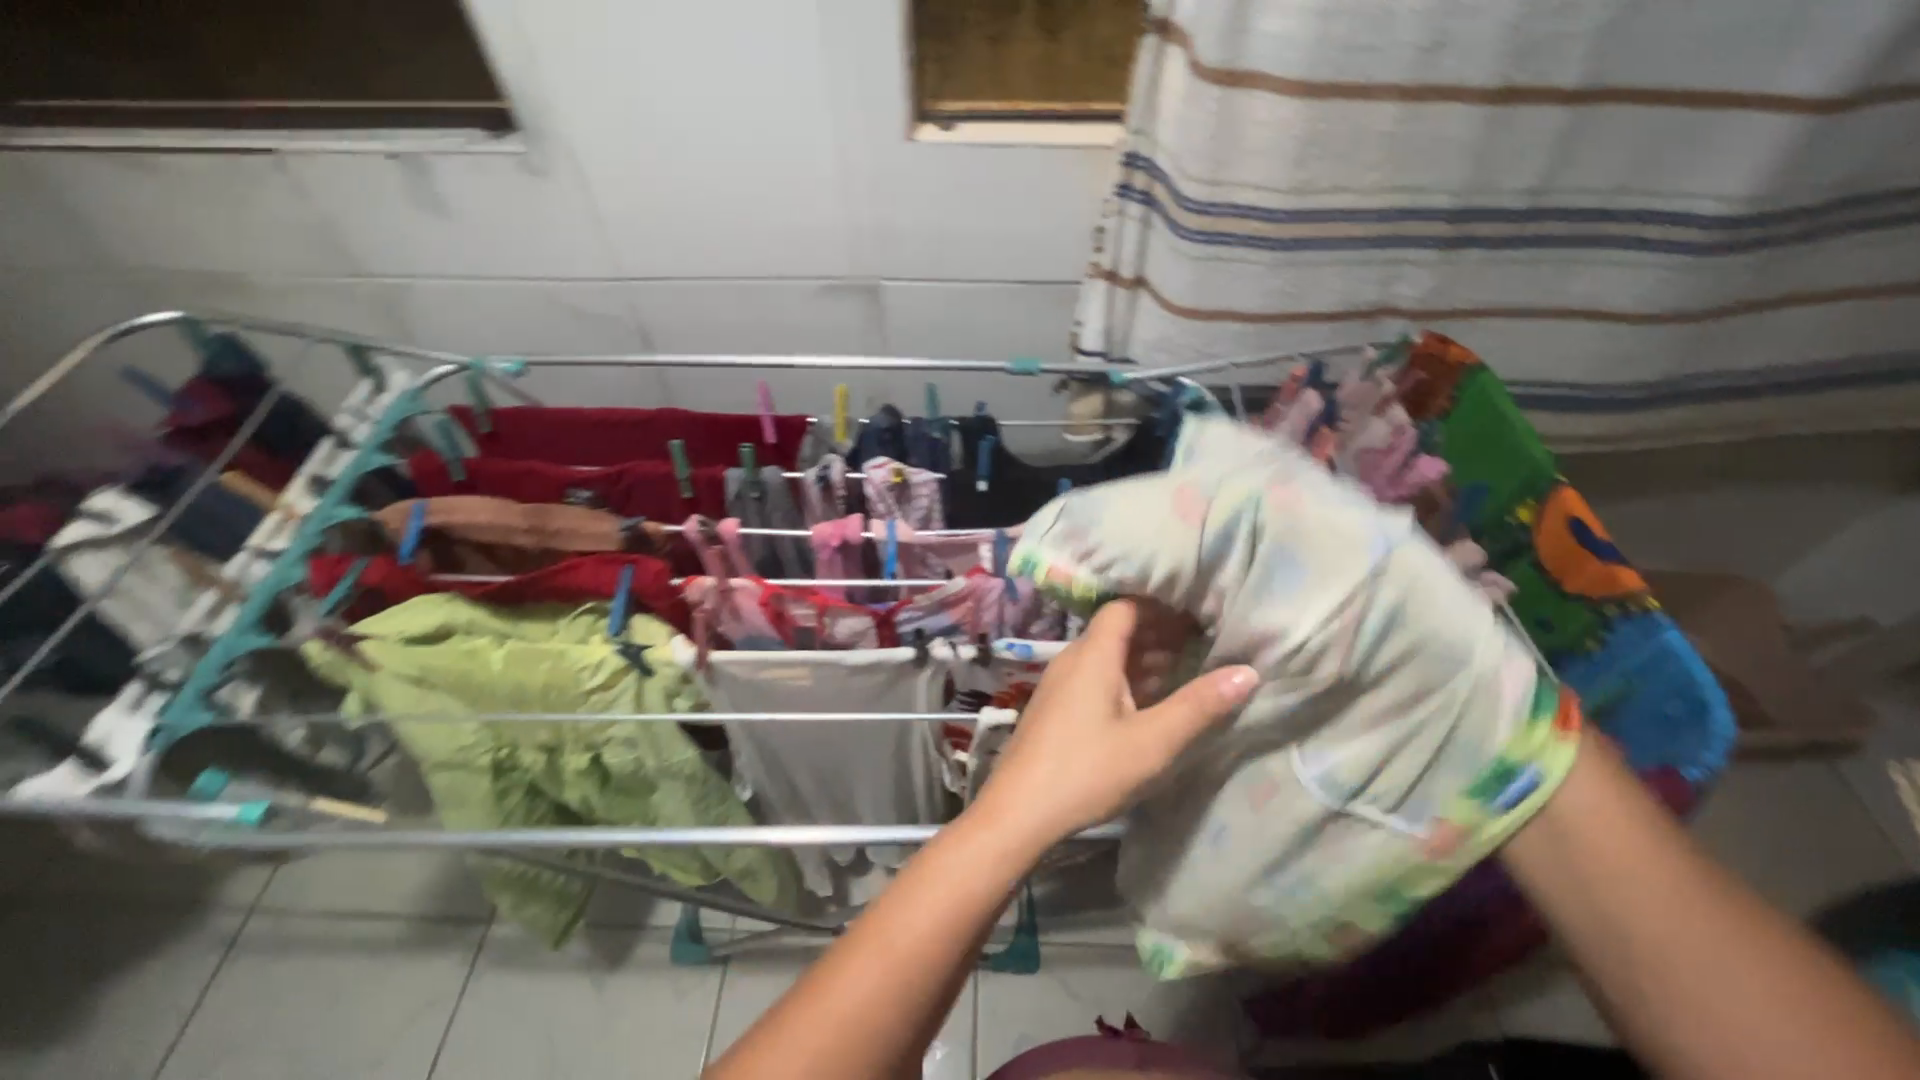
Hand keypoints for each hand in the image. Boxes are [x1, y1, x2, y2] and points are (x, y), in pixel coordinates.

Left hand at [975, 598, 1258, 846]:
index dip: (1163, 606)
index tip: (1200, 612)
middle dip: (1160, 633)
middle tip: (1205, 641)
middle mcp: (1073, 660)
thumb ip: (1199, 705)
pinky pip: (1096, 679)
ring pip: (1108, 657)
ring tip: (1189, 670)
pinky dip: (1127, 680)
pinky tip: (1152, 703)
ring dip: (1145, 659)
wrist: (1018, 813)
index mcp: (1093, 655)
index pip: (1127, 607)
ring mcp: (1061, 685)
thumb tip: (1249, 671)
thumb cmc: (1087, 770)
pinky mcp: (1057, 710)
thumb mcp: (1153, 741)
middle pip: (1118, 630)